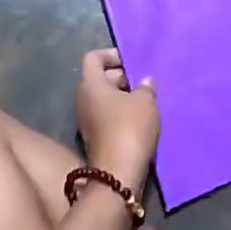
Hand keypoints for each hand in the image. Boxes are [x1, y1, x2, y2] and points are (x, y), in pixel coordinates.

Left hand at [75, 49, 157, 192]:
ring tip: (147, 99)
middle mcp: (83, 99)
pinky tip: (142, 117)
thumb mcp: (145, 101)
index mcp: (90, 85)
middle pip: (100, 77)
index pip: (93, 58)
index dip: (112, 55)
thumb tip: (144, 81)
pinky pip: (107, 114)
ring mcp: (86, 120)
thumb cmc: (129, 127)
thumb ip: (145, 86)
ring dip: (124, 95)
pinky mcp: (95, 136)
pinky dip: (122, 111)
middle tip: (145, 80)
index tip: (133, 62)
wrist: (118, 173)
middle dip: (122, 76)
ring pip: (105, 97)